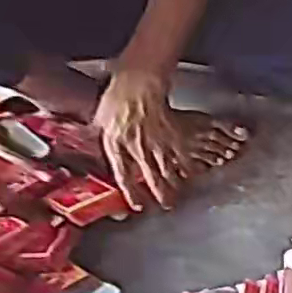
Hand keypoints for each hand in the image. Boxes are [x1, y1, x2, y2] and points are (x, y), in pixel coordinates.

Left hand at [94, 67, 188, 210]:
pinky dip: (188, 169)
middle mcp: (138, 148)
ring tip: (179, 196)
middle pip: (151, 177)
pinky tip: (191, 175)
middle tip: (167, 206)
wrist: (139, 87)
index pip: (123, 174)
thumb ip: (103, 138)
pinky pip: (183, 158)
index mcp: (116, 144)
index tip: (137, 206)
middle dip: (160, 194)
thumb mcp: (100, 120)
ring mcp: (158, 145)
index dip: (131, 192)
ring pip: (169, 171)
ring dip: (175, 186)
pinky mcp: (174, 139)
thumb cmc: (117, 99)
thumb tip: (100, 150)